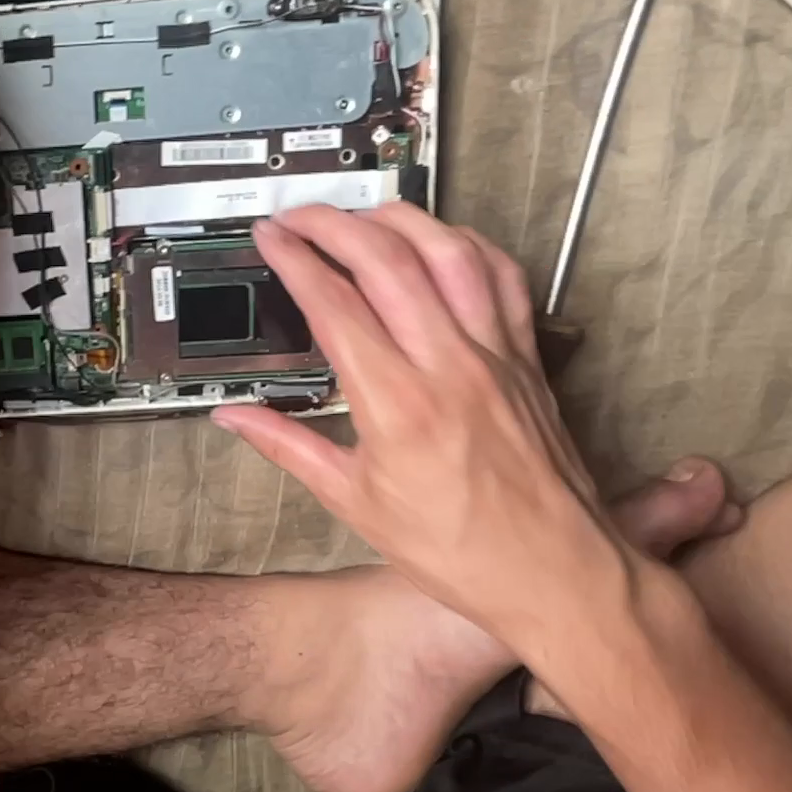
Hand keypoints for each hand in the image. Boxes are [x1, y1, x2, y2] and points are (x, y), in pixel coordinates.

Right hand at [213, 203, 635, 647]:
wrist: (557, 578)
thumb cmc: (459, 549)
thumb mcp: (353, 501)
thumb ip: (286, 447)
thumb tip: (234, 418)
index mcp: (396, 403)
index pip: (334, 303)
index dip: (295, 259)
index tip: (271, 239)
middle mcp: (447, 366)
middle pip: (386, 261)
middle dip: (333, 224)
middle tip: (300, 217)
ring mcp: (494, 356)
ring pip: (450, 255)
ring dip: (398, 220)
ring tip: (361, 213)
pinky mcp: (526, 359)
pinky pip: (504, 280)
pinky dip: (468, 245)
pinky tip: (440, 242)